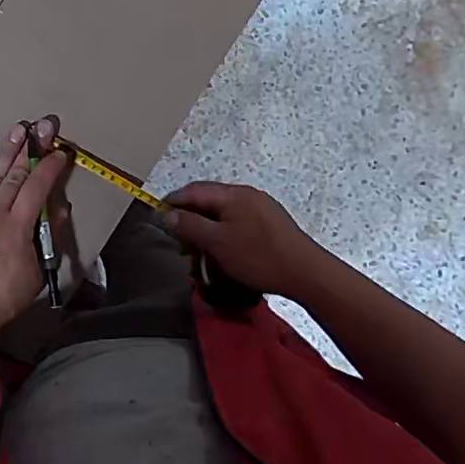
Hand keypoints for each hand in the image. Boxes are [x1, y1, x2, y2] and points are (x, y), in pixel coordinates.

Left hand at [0, 120, 70, 339]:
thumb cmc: (1, 298)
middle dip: (30, 148)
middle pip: (15, 174)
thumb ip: (48, 239)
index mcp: (16, 229)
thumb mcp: (36, 273)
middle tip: (41, 125)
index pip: (37, 189)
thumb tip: (59, 211)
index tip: (60, 152)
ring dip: (7, 150)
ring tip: (18, 129)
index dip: (50, 168)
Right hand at [163, 182, 328, 297]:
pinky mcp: (270, 223)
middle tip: (179, 239)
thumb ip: (190, 225)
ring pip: (223, 212)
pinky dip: (223, 232)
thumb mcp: (217, 243)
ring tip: (199, 249)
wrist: (305, 273)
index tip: (158, 216)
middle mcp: (247, 194)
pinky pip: (237, 221)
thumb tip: (169, 214)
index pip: (193, 190)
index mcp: (233, 194)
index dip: (173, 202)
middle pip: (209, 199)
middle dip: (190, 217)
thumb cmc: (258, 257)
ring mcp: (261, 207)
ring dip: (207, 227)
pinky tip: (222, 250)